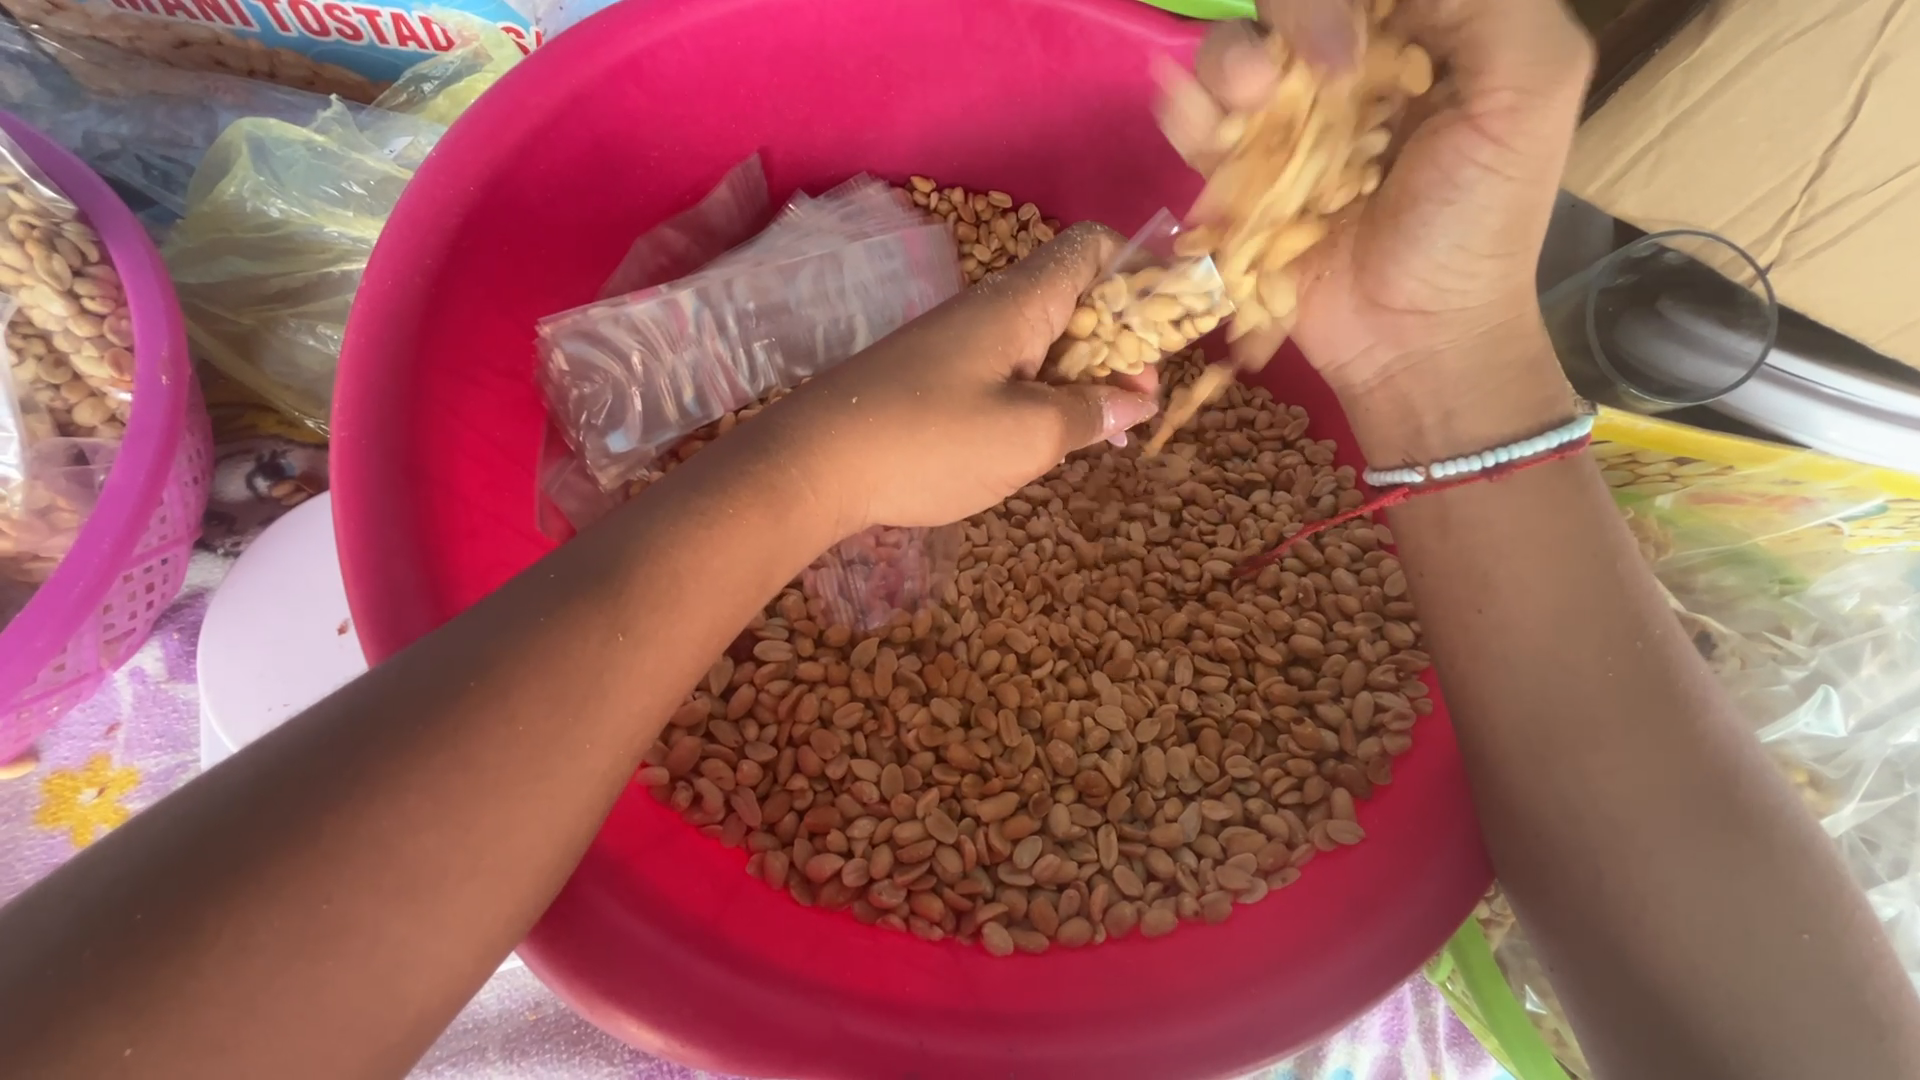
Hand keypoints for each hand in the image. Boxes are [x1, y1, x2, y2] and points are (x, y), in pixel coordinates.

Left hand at [743, 223, 1161, 537]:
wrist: (815, 464)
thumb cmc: (930, 441)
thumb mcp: (1028, 436)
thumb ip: (1089, 414)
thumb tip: (1134, 400)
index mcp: (1021, 302)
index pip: (1094, 249)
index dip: (1142, 273)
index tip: (1168, 326)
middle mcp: (992, 311)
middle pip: (1076, 301)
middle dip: (1119, 345)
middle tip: (1133, 404)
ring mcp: (961, 345)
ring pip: (1042, 345)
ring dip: (1079, 381)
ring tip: (1098, 432)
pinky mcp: (938, 380)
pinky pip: (1007, 374)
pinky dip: (1038, 399)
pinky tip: (1042, 442)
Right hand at [1164, 0, 1593, 458]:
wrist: (1411, 334)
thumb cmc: (1477, 223)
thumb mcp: (1531, 88)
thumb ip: (1487, 3)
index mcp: (1417, 37)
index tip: (1359, 39)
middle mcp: (1341, 72)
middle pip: (1288, 7)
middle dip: (1294, 15)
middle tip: (1320, 70)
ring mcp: (1282, 129)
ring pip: (1231, 56)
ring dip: (1229, 62)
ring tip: (1253, 98)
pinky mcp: (1237, 182)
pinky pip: (1194, 127)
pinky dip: (1183, 112)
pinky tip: (1197, 117)